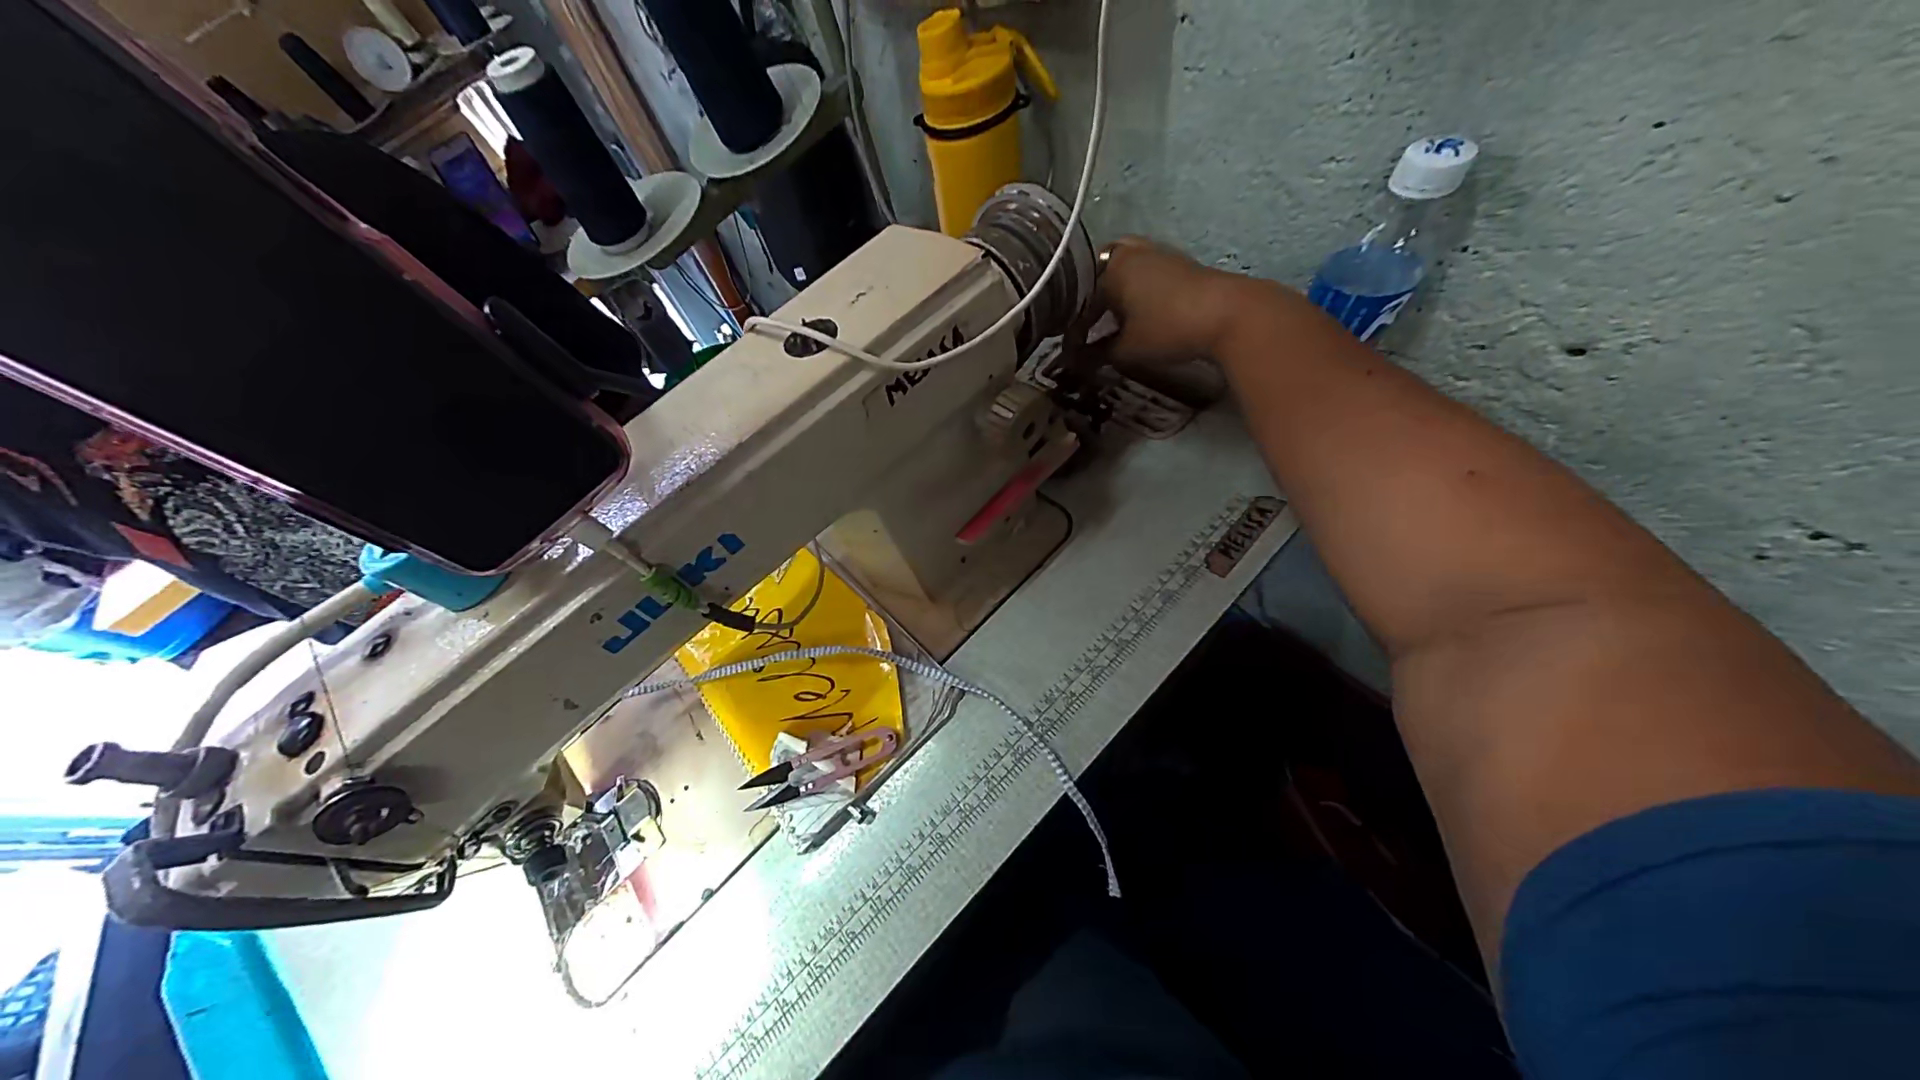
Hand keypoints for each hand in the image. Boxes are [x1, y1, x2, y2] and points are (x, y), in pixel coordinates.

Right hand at [1086, 237, 1257, 366]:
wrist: (1229, 315)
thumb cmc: (1168, 328)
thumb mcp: (1126, 349)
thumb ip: (1096, 354)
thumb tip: (1075, 362)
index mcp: (1109, 267)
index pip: (1080, 300)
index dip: (1074, 330)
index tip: (1071, 353)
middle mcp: (1130, 252)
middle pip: (1099, 272)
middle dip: (1090, 298)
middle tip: (1088, 325)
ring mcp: (1158, 254)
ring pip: (1124, 268)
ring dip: (1115, 291)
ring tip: (1111, 320)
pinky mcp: (1180, 264)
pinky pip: (1144, 273)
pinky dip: (1135, 290)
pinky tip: (1137, 313)